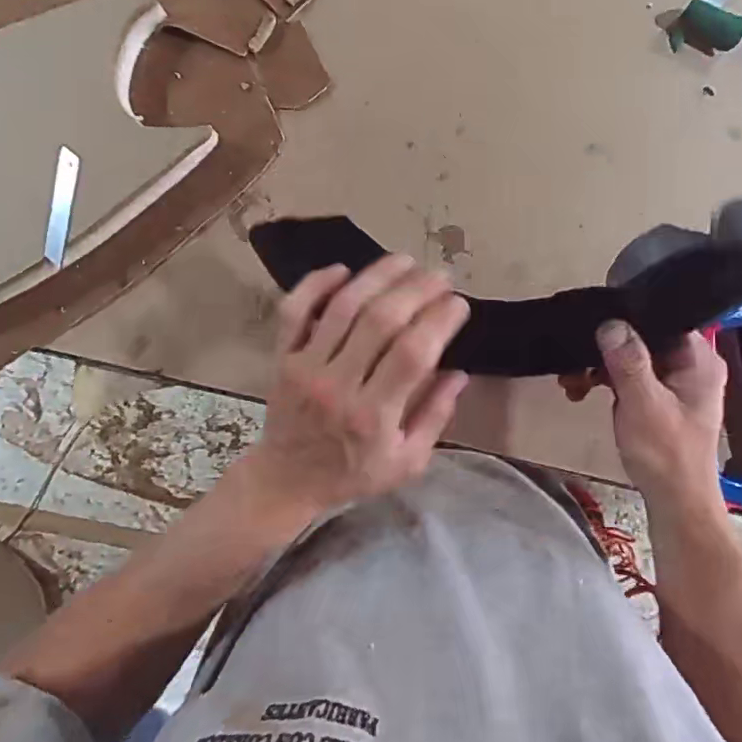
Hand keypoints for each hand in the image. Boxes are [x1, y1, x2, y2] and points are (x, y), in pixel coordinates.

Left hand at [241, 254, 471, 517]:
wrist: (286, 480)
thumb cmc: (353, 473)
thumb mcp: (407, 463)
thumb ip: (435, 417)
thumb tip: (459, 372)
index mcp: (374, 416)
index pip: (412, 355)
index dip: (439, 321)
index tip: (458, 304)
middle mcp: (338, 385)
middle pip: (380, 321)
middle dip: (416, 290)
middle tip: (439, 276)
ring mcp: (305, 367)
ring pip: (342, 308)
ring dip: (377, 276)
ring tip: (405, 261)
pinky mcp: (282, 357)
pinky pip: (294, 311)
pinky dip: (315, 284)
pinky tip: (344, 270)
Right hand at [592, 321, 726, 503]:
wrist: (675, 503)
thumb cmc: (665, 454)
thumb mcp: (643, 404)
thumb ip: (628, 361)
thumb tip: (611, 323)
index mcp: (698, 360)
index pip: (661, 319)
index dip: (626, 318)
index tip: (592, 323)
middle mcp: (691, 365)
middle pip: (643, 338)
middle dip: (605, 348)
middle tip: (574, 360)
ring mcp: (676, 383)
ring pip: (632, 358)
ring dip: (601, 366)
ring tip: (572, 381)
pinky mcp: (660, 399)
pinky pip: (630, 377)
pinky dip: (607, 382)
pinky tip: (583, 391)